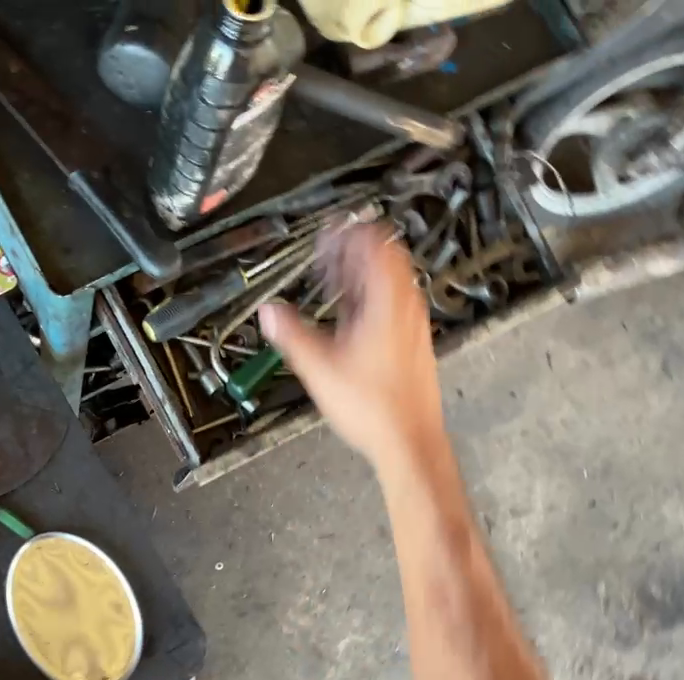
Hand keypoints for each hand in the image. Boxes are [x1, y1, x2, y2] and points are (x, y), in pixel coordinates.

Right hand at [259, 223, 444, 471]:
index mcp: (388, 302)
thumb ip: (292, 335)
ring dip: (362, 278)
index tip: (328, 235)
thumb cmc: (373, 407)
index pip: (376, 245)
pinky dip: (372, 301)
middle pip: (386, 260)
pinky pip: (394, 307)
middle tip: (326, 257)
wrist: (409, 441)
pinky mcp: (414, 346)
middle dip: (353, 254)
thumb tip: (268, 312)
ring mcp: (415, 326)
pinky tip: (350, 321)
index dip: (350, 234)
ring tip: (334, 286)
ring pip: (391, 284)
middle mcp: (408, 307)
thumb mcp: (320, 369)